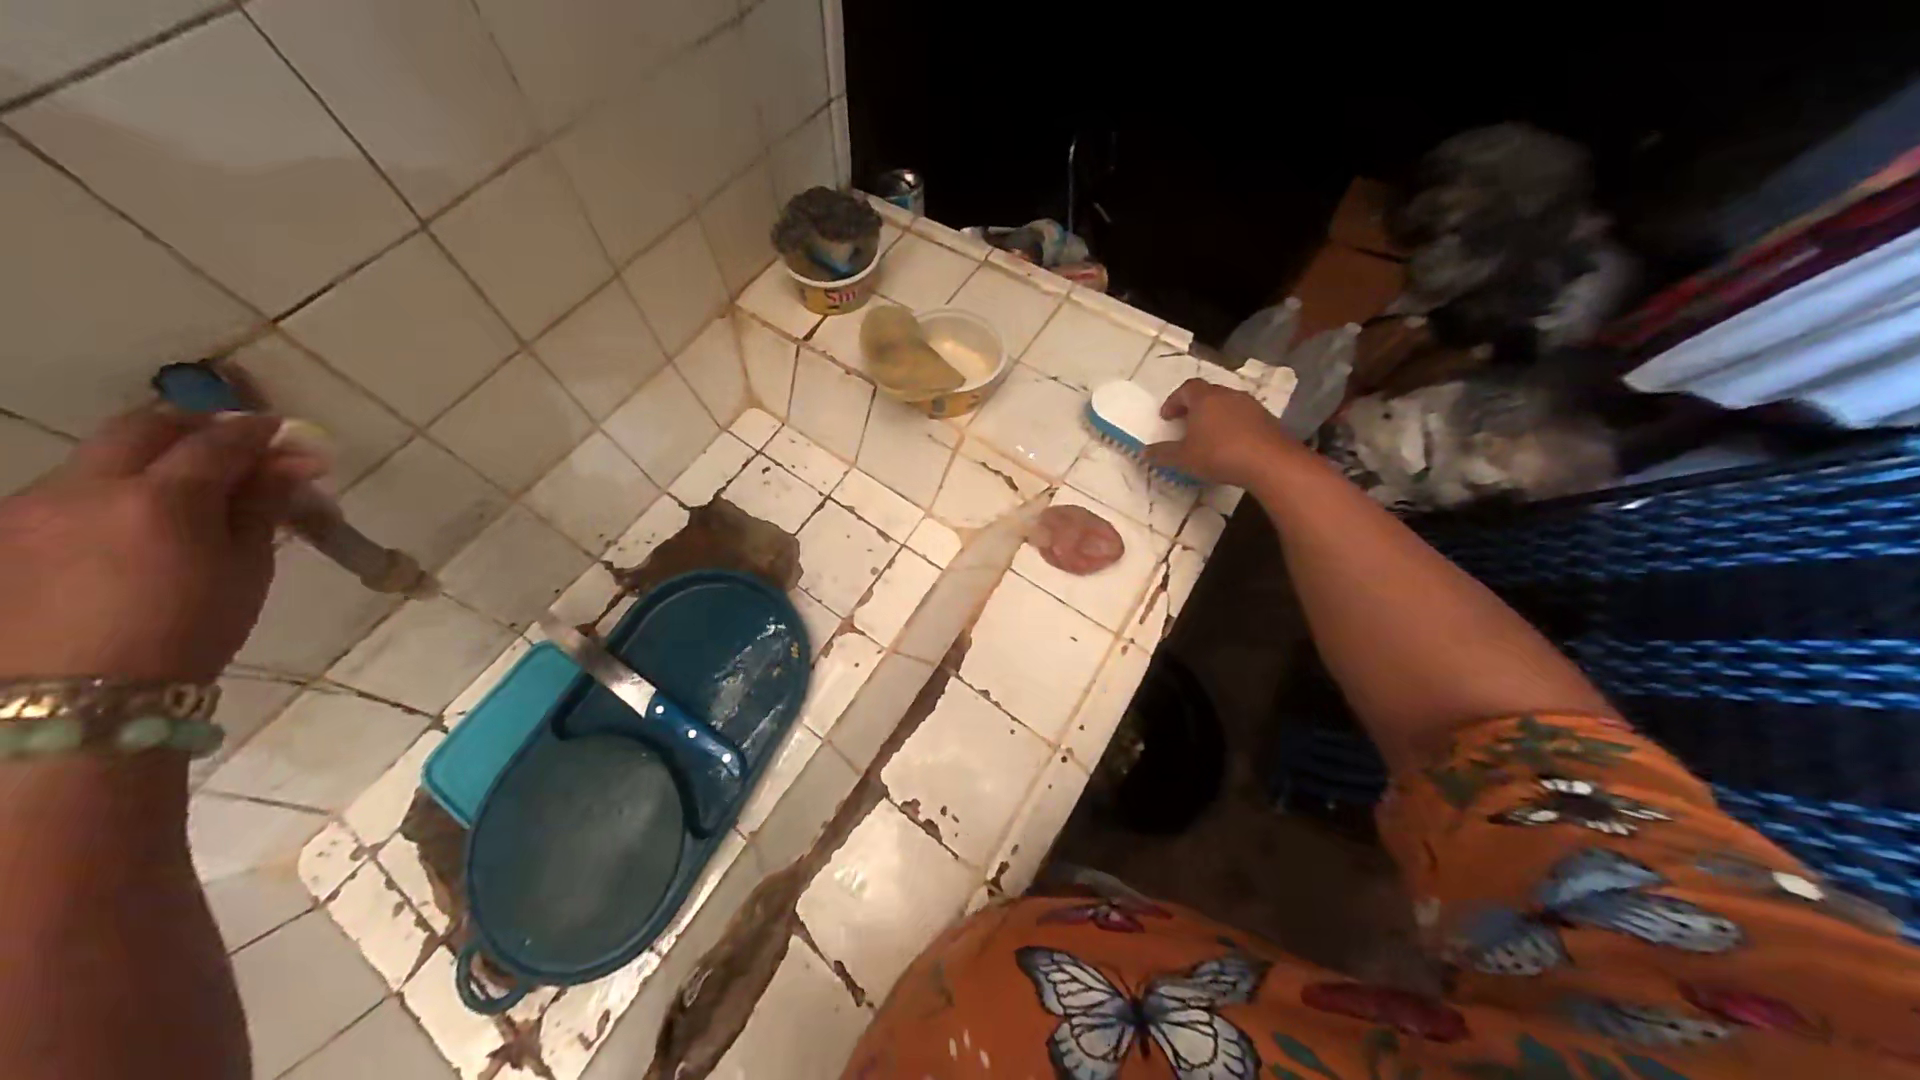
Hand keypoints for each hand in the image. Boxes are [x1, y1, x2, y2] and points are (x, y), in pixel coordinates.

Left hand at [0, 407, 313, 682]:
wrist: (78, 696)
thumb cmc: (191, 631)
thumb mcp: (245, 569)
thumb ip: (260, 506)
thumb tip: (293, 462)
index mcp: (161, 497)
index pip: (217, 441)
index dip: (257, 432)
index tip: (287, 433)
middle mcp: (86, 486)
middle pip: (141, 427)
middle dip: (193, 425)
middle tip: (235, 440)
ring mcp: (30, 506)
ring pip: (97, 457)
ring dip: (148, 458)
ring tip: (185, 487)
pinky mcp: (3, 531)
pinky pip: (67, 491)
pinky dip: (111, 489)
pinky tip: (133, 523)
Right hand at [1143, 378, 1306, 486]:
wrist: (1270, 462)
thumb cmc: (1219, 454)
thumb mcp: (1184, 458)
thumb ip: (1163, 454)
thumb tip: (1144, 452)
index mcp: (1204, 399)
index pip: (1186, 389)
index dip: (1174, 401)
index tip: (1166, 416)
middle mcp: (1228, 395)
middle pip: (1207, 394)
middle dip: (1194, 407)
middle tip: (1185, 423)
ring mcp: (1251, 405)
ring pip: (1227, 404)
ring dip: (1215, 416)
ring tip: (1208, 435)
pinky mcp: (1267, 419)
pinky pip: (1243, 417)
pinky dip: (1233, 425)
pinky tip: (1231, 445)